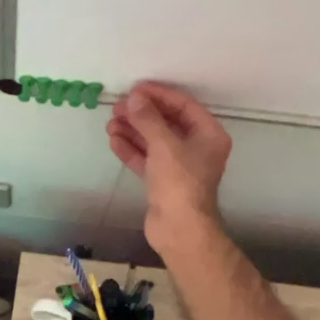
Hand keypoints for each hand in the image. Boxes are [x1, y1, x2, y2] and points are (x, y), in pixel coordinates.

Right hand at [105, 81, 232, 252]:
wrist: (179, 229)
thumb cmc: (180, 183)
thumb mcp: (164, 145)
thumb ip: (148, 119)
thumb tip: (134, 99)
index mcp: (208, 135)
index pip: (183, 106)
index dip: (159, 95)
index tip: (135, 90)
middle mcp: (196, 148)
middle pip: (167, 123)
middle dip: (142, 115)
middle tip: (118, 108)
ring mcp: (179, 166)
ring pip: (154, 142)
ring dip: (133, 131)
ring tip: (111, 123)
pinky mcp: (163, 182)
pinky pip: (147, 159)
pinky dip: (132, 150)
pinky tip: (114, 141)